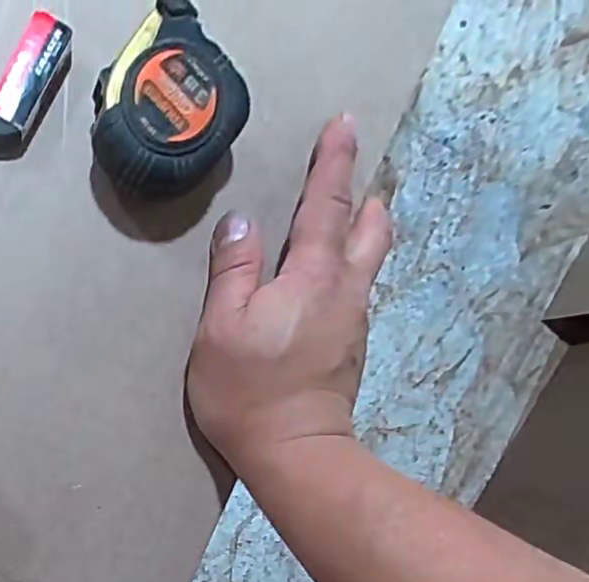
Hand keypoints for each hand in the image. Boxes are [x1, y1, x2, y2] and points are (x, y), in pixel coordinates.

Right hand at [186, 114, 391, 478]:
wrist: (291, 449)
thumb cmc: (245, 390)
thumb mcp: (219, 329)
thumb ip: (232, 273)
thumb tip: (241, 223)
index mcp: (310, 277)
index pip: (325, 206)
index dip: (332, 163)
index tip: (342, 124)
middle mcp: (344, 290)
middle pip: (367, 227)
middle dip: (361, 195)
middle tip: (351, 177)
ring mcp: (353, 320)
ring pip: (369, 259)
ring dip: (363, 230)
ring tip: (350, 219)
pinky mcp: (350, 347)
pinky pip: (357, 290)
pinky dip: (350, 268)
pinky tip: (330, 281)